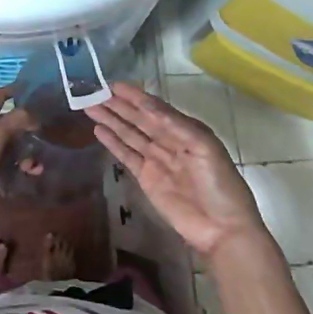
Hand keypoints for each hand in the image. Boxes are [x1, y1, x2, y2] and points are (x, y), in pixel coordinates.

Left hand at [0, 87, 35, 205]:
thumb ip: (18, 118)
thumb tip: (38, 116)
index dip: (12, 89)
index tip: (31, 87)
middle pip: (14, 122)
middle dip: (31, 126)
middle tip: (49, 129)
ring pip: (19, 145)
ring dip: (31, 151)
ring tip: (37, 162)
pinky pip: (18, 164)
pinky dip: (27, 167)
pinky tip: (34, 172)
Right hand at [86, 83, 266, 257]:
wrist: (222, 228)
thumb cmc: (220, 185)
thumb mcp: (203, 147)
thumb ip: (174, 124)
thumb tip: (145, 105)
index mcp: (187, 130)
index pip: (156, 108)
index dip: (135, 96)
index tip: (114, 85)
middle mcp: (170, 141)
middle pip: (139, 119)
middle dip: (118, 106)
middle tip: (94, 92)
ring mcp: (157, 160)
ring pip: (130, 134)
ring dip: (112, 120)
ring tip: (90, 107)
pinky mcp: (147, 178)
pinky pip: (127, 156)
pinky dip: (113, 143)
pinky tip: (99, 131)